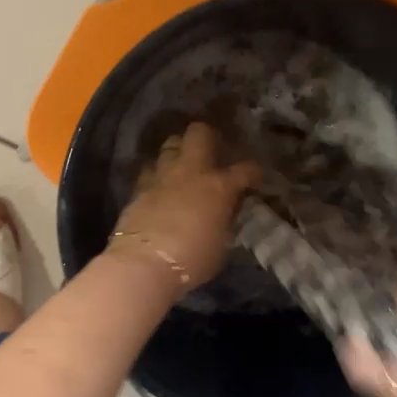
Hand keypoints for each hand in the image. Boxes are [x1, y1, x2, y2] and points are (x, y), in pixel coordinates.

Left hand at [109, 123, 257, 290]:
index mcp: (219, 186)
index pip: (246, 169)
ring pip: (170, 143)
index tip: (256, 177)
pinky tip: (161, 185)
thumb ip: (225, 221)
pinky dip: (158, 173)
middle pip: (199, 132)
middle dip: (208, 137)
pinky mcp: (139, 186)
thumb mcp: (222, 244)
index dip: (254, 171)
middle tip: (212, 152)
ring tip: (183, 165)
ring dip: (179, 151)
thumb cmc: (192, 260)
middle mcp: (191, 171)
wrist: (144, 264)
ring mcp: (162, 175)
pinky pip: (151, 168)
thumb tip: (226, 212)